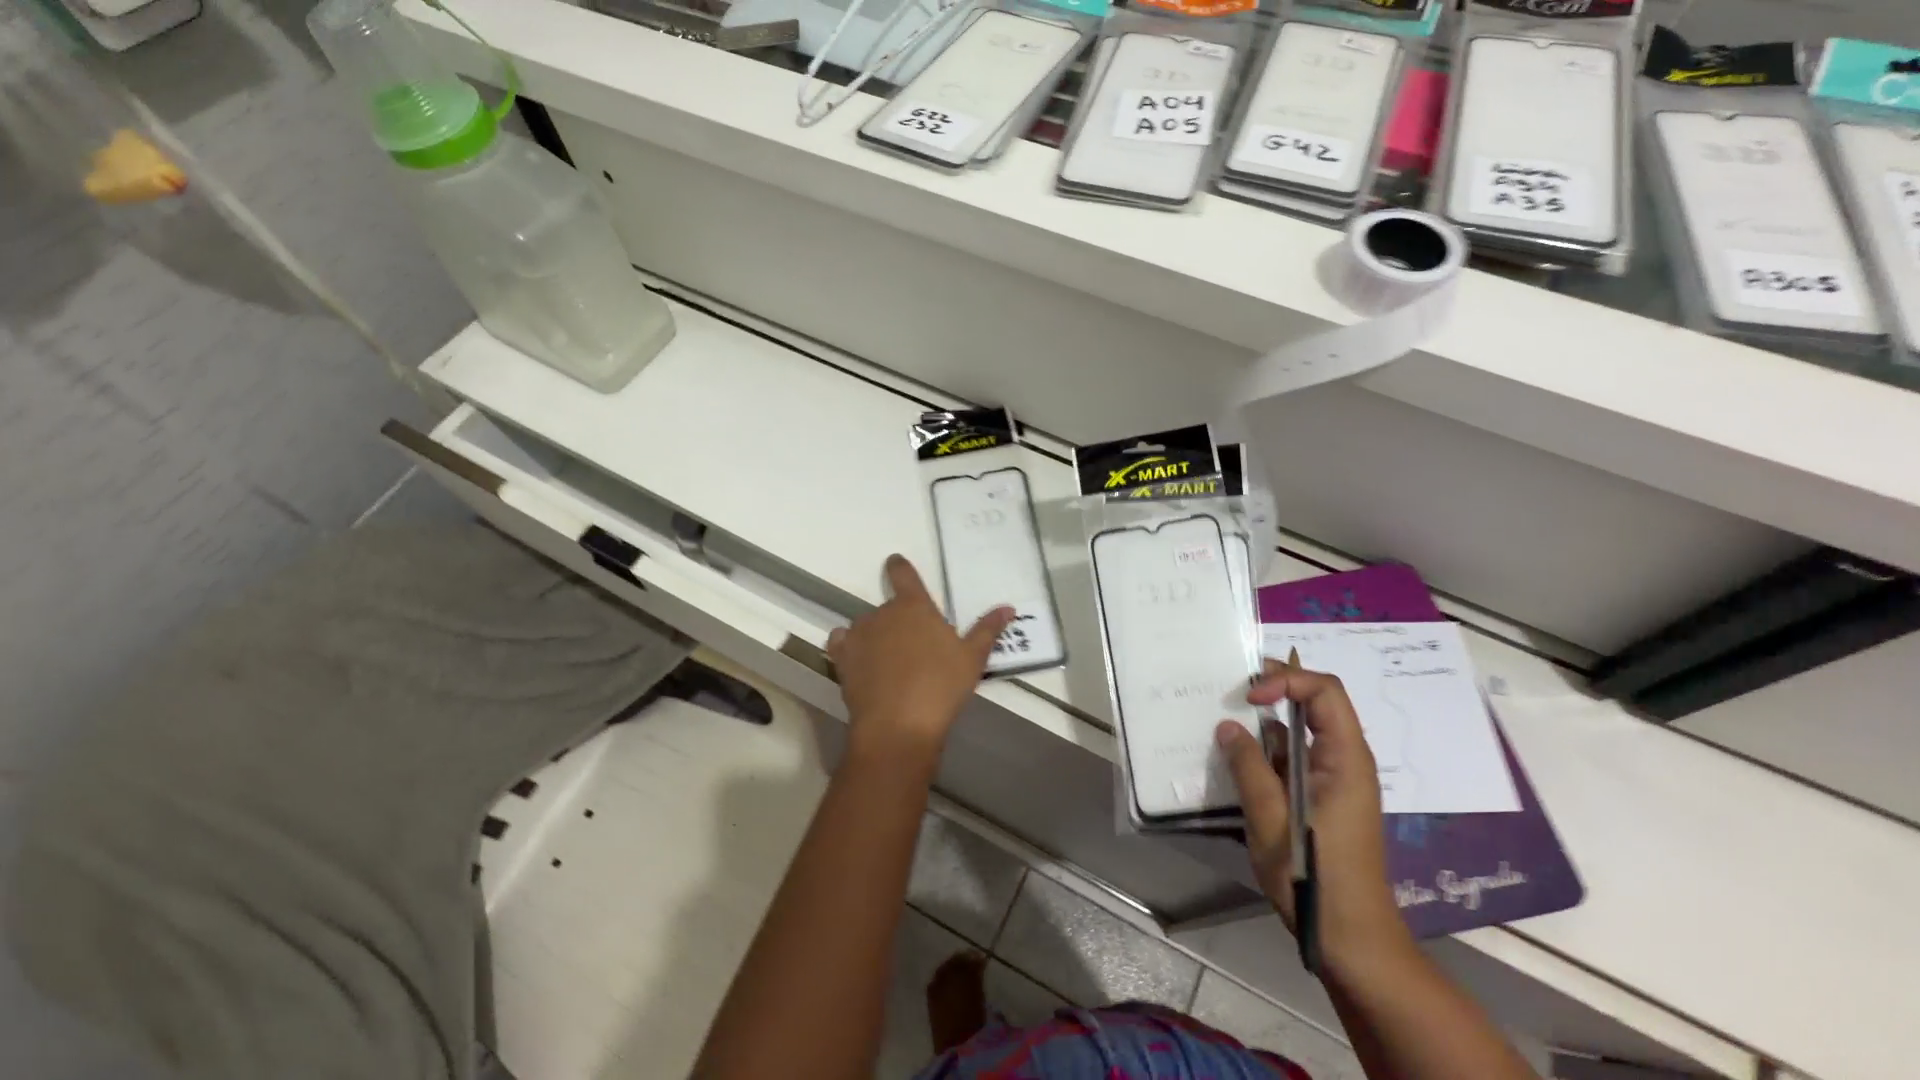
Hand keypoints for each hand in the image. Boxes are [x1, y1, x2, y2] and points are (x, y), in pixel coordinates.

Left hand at [828, 555, 1014, 764]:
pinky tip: (862, 663)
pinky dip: (851, 647)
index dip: (899, 567)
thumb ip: (987, 630)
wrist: (899, 724)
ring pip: (868, 626)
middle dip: (901, 622)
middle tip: (916, 649)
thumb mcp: (973, 659)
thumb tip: (1007, 608)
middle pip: (890, 608)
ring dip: (877, 637)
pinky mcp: (841, 658)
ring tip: (892, 664)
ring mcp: (858, 634)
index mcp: (914, 606)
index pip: (904, 574)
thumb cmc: (941, 686)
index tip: (895, 561)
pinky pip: (843, 642)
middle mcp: (882, 613)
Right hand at [1215, 660, 1410, 974]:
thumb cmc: (1315, 874)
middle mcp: (1345, 761)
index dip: (1286, 680)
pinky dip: (1267, 755)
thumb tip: (1228, 726)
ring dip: (1266, 726)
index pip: (1324, 691)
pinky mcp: (1322, 801)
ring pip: (1301, 734)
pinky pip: (1295, 762)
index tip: (1248, 696)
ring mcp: (1335, 782)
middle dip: (1274, 691)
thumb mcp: (1271, 818)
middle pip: (1316, 704)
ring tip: (1223, 725)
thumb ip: (1248, 767)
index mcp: (1346, 758)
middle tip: (1231, 691)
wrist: (1350, 937)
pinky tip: (1236, 764)